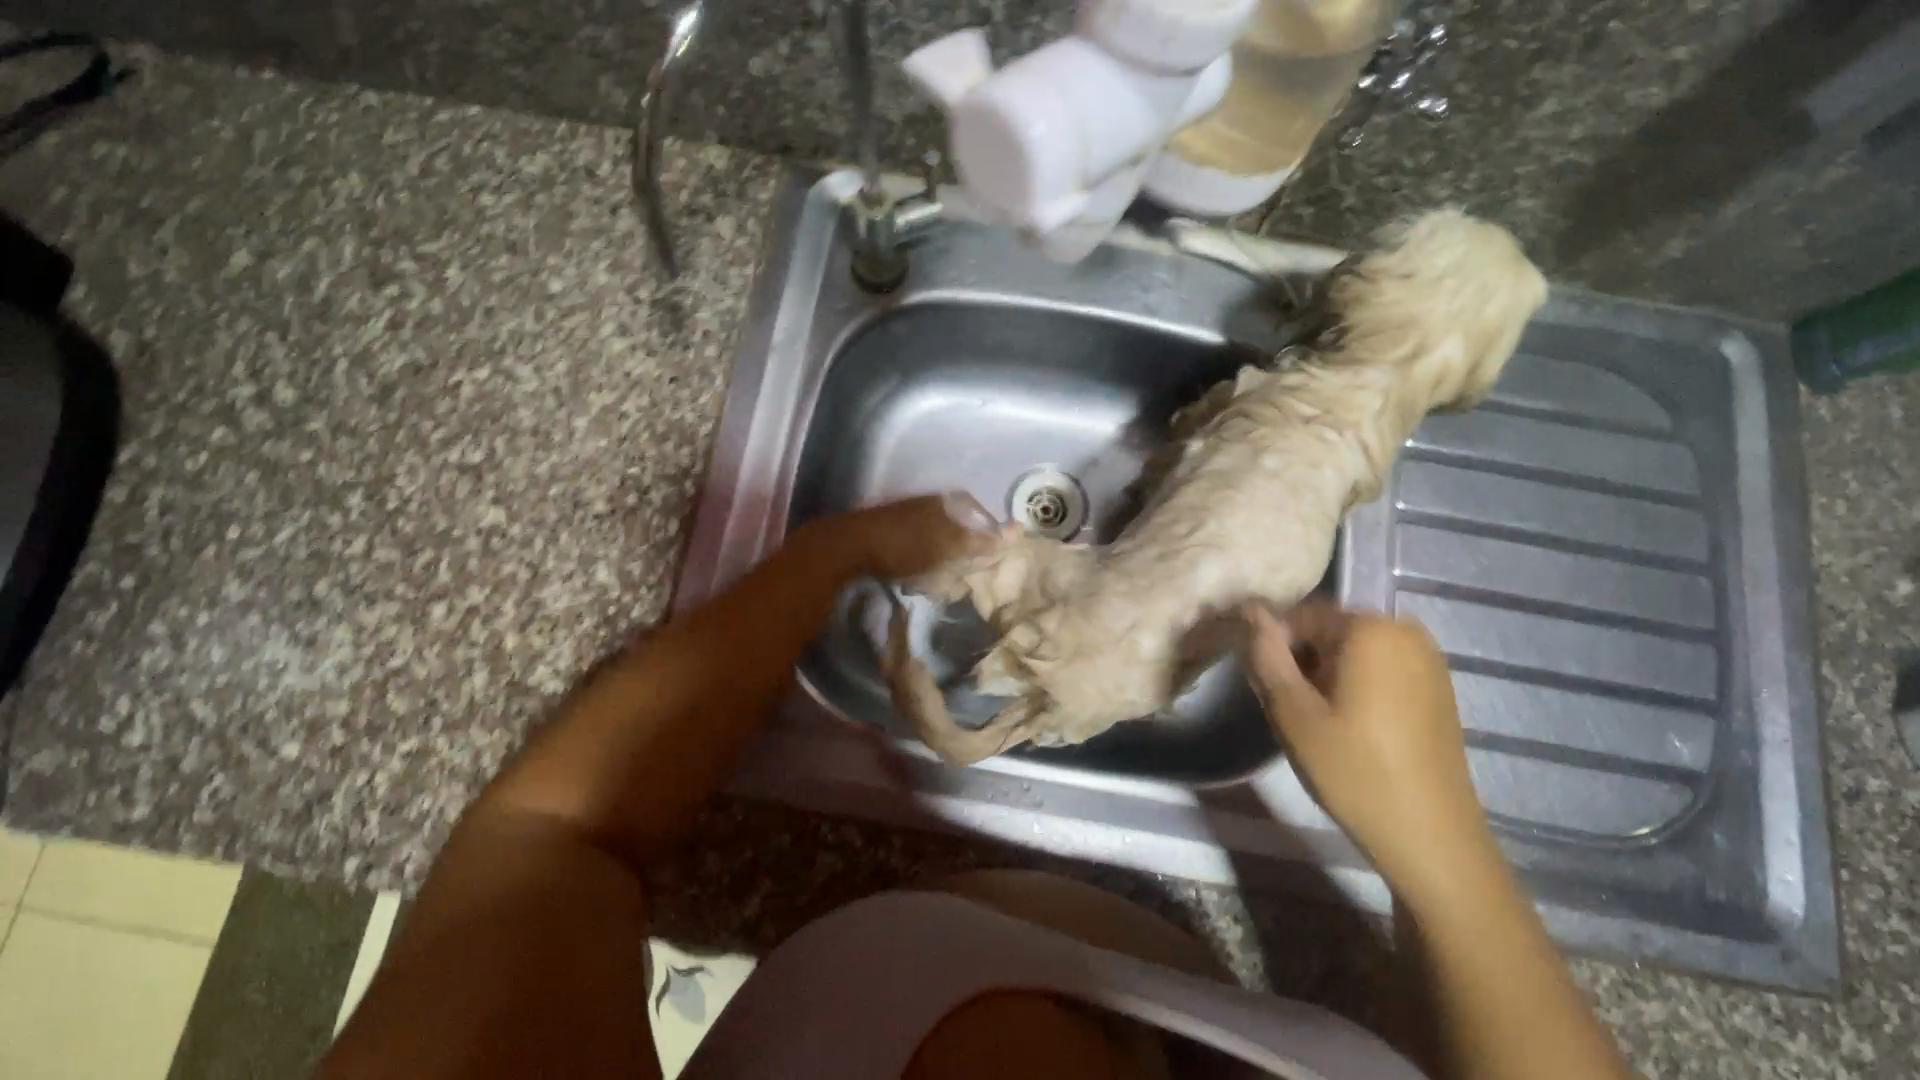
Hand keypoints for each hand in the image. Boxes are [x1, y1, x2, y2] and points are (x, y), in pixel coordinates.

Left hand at [805, 493, 998, 581]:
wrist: (848, 547)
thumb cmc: (905, 544)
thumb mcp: (948, 544)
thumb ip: (980, 539)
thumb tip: (1017, 531)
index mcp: (942, 501)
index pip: (974, 505)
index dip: (986, 524)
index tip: (993, 546)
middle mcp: (925, 502)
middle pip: (954, 516)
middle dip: (965, 536)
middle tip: (974, 561)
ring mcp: (903, 514)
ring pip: (933, 527)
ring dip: (943, 546)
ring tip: (950, 568)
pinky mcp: (884, 529)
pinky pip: (915, 538)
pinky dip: (924, 551)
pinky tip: (921, 567)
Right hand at [1242, 600, 1498, 896]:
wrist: (1430, 834)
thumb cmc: (1354, 771)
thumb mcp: (1293, 714)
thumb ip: (1266, 656)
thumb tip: (1250, 612)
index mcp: (1369, 629)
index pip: (1300, 616)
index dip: (1273, 647)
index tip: (1265, 689)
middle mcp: (1405, 631)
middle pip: (1330, 631)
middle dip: (1303, 661)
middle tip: (1291, 711)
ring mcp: (1428, 659)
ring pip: (1355, 652)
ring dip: (1328, 676)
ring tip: (1318, 723)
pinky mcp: (1438, 687)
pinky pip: (1383, 669)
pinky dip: (1358, 687)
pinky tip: (1351, 728)